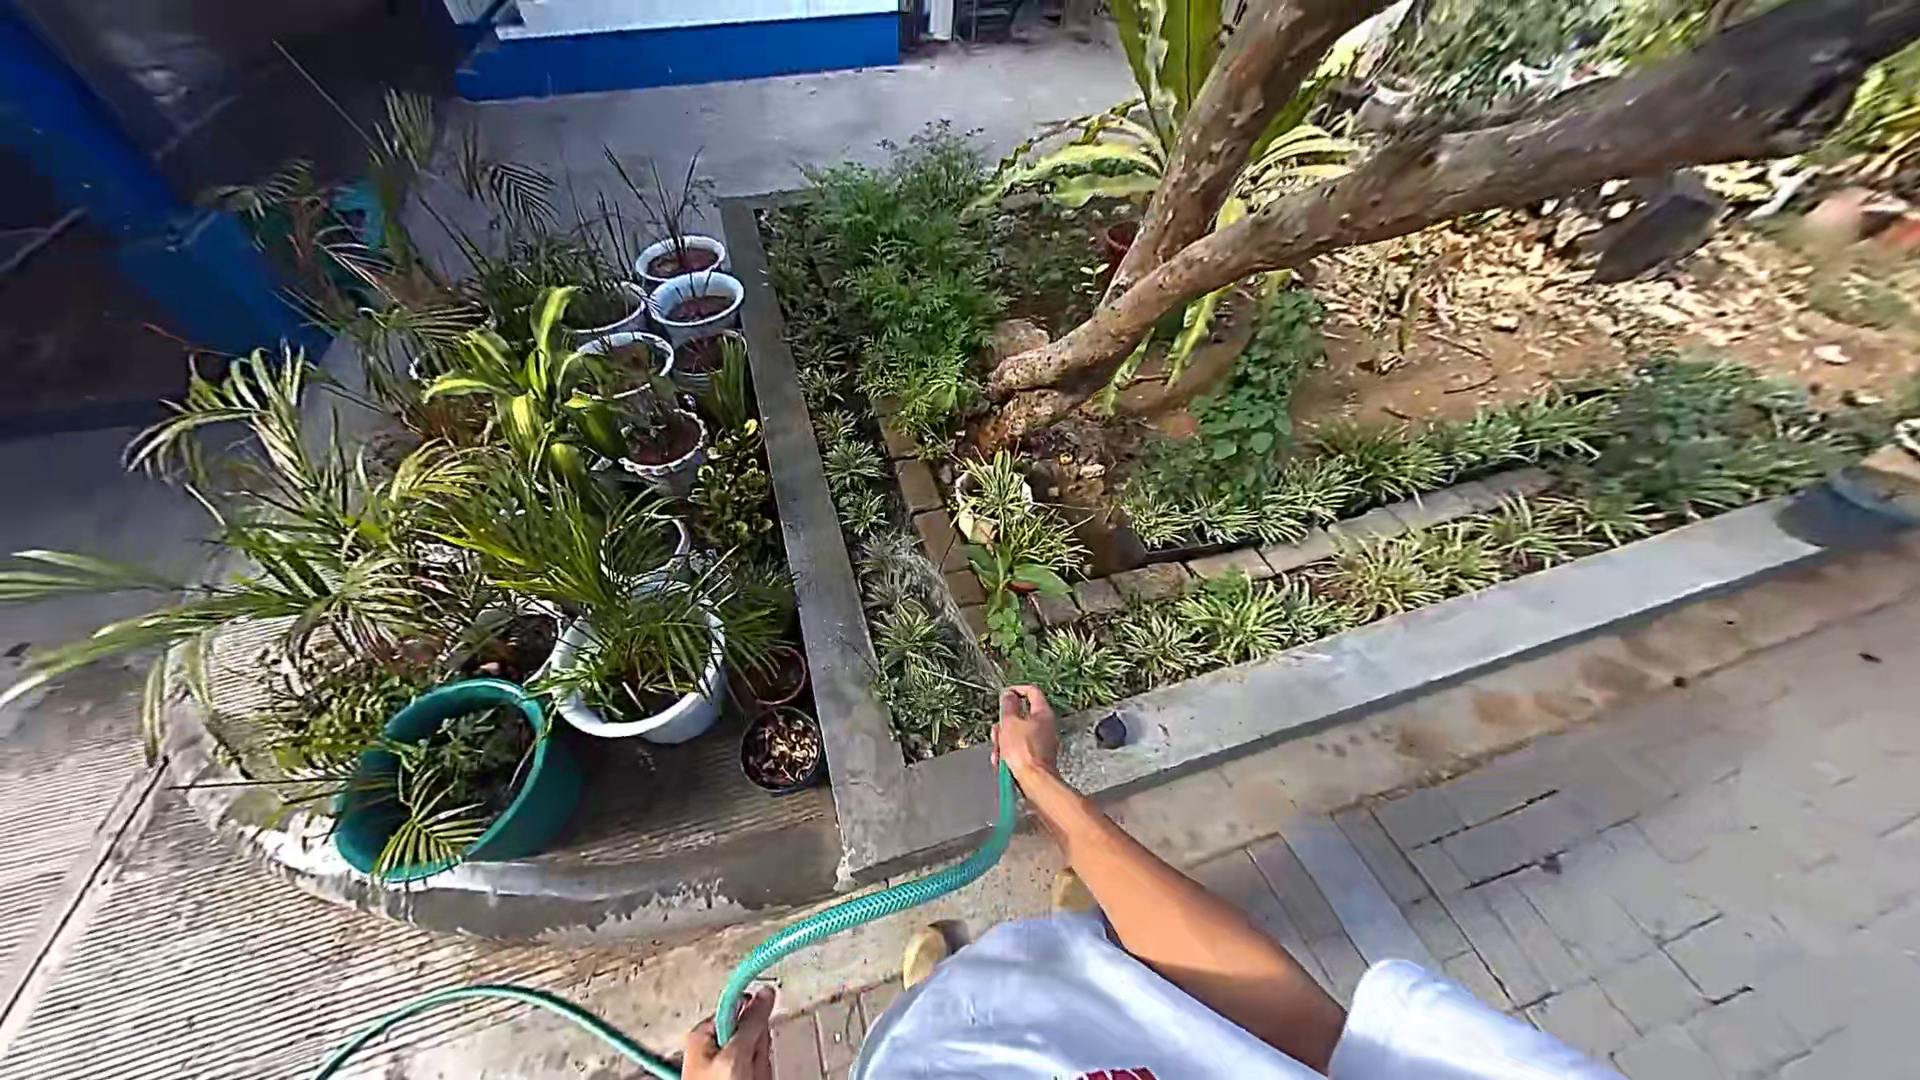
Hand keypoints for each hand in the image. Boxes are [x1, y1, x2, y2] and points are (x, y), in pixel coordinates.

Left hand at [683, 987, 774, 1079]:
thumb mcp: (734, 1055)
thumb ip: (752, 1021)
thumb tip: (765, 992)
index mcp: (702, 1033)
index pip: (738, 1004)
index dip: (752, 1013)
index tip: (761, 1019)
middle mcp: (713, 1045)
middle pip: (750, 1028)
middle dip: (757, 1043)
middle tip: (750, 1063)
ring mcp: (726, 1063)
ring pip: (758, 1049)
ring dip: (760, 1062)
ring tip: (751, 1078)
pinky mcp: (737, 1076)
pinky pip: (759, 1066)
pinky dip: (761, 1074)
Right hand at [993, 685, 1058, 782]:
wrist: (1034, 782)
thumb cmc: (1023, 751)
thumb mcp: (1009, 723)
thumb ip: (1007, 706)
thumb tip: (1008, 694)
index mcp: (1043, 713)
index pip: (1032, 692)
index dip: (1017, 690)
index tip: (1005, 694)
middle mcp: (1047, 726)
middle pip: (1022, 716)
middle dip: (1005, 723)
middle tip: (998, 730)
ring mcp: (1044, 743)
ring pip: (1018, 734)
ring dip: (1004, 740)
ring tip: (998, 751)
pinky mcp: (1039, 758)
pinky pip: (1020, 749)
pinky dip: (1009, 753)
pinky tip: (1001, 762)